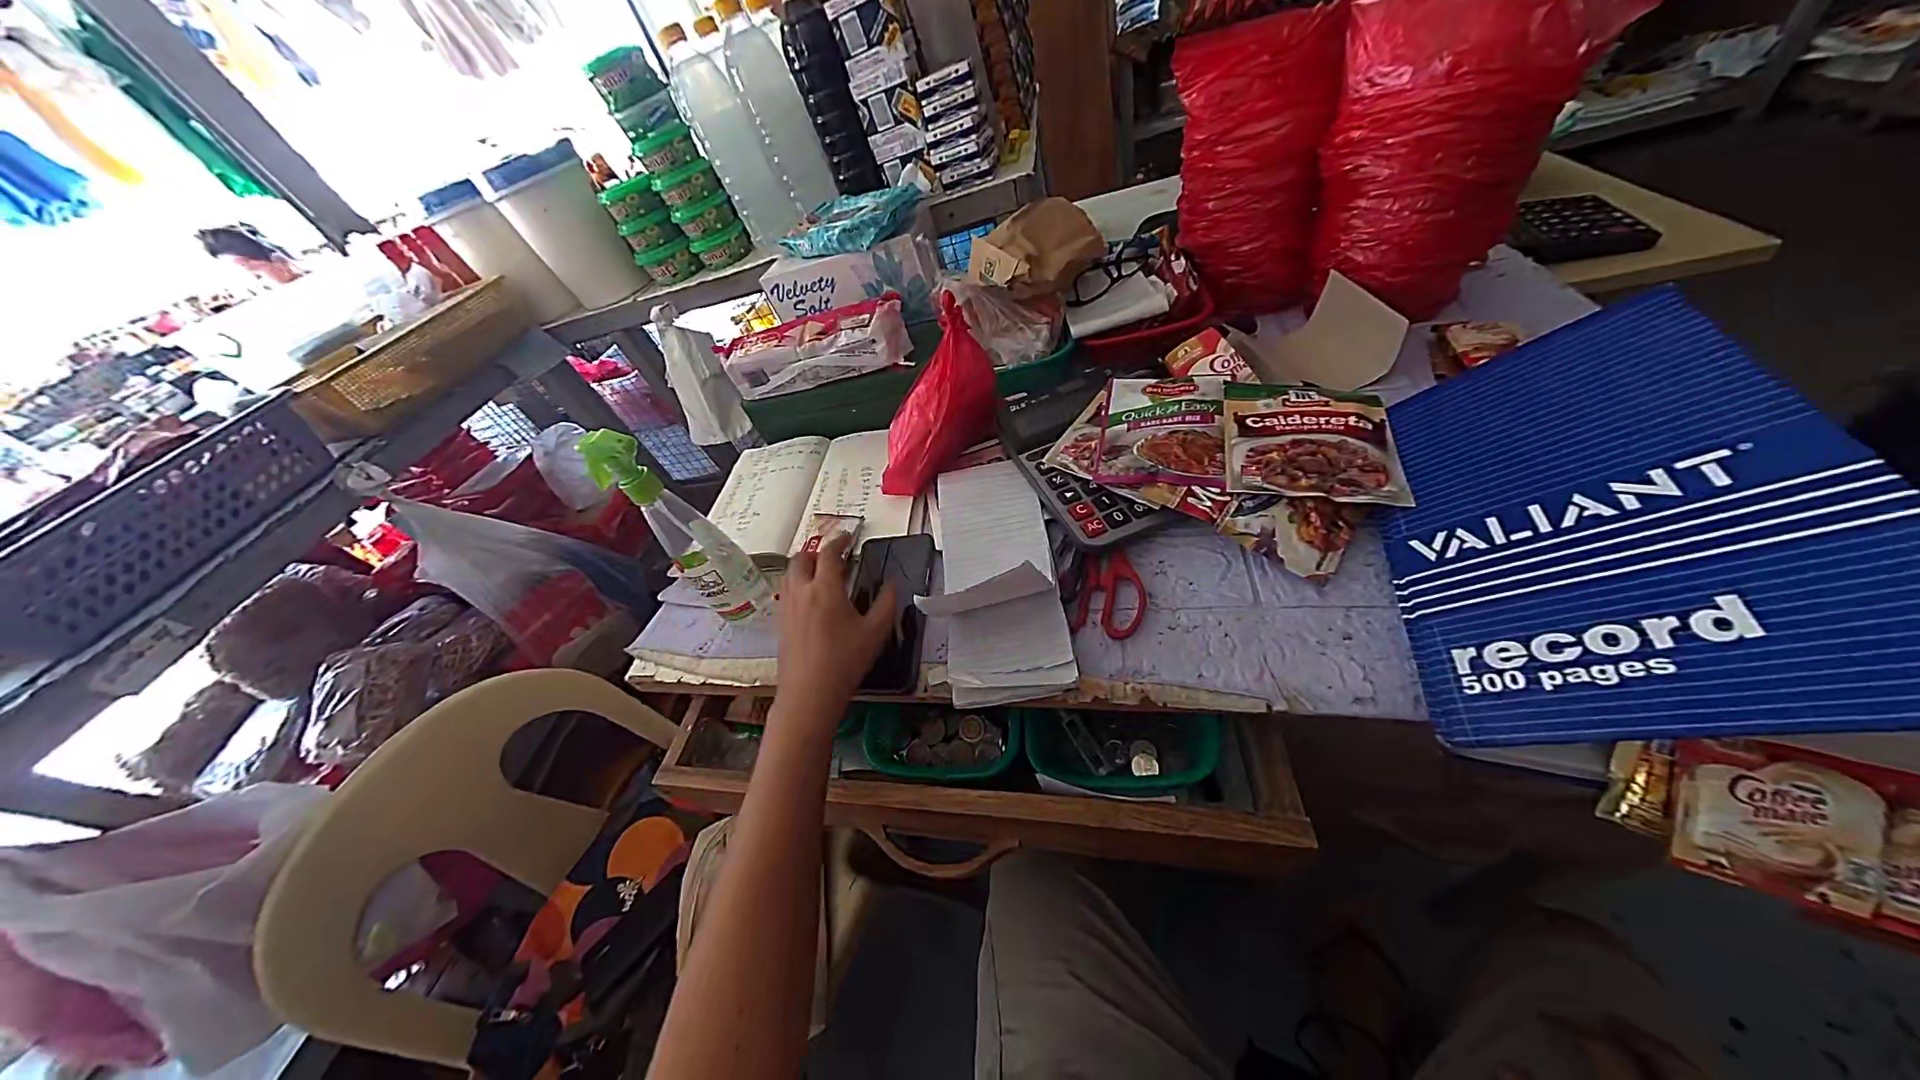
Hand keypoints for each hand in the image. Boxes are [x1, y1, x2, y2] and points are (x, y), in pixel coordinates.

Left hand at [775, 534, 897, 721]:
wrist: (809, 694)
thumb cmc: (844, 662)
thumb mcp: (875, 632)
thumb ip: (886, 603)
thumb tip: (892, 585)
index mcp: (825, 588)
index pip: (829, 553)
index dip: (839, 541)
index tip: (847, 538)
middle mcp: (801, 591)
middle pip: (802, 557)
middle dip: (817, 551)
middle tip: (833, 555)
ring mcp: (787, 606)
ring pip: (790, 573)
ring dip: (805, 565)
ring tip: (821, 573)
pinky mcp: (780, 622)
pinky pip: (786, 591)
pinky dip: (797, 583)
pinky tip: (811, 599)